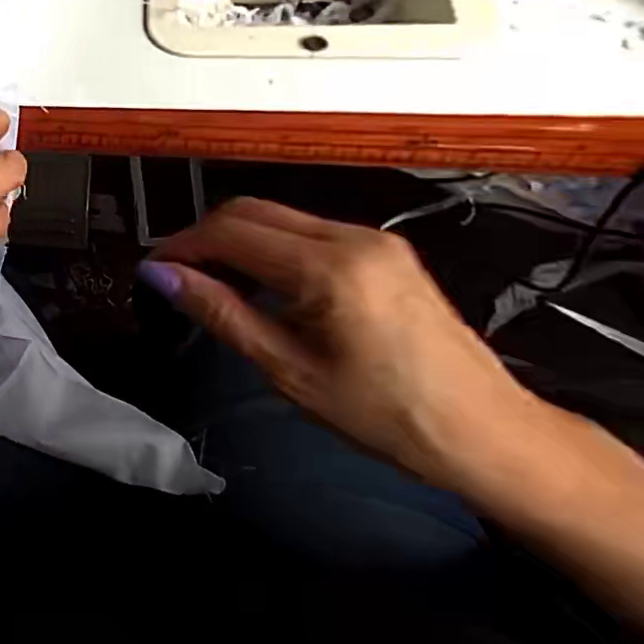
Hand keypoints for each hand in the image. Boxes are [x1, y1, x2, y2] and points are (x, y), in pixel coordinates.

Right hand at [142, 198, 543, 486]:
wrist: (489, 433)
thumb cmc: (385, 416)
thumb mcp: (289, 370)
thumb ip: (221, 313)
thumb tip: (163, 276)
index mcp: (328, 268)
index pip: (230, 232)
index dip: (182, 245)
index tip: (153, 270)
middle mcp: (351, 236)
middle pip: (252, 210)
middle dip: (204, 235)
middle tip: (175, 275)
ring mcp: (373, 238)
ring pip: (279, 216)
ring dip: (235, 239)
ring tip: (210, 281)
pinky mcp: (385, 249)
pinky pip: (308, 231)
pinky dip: (270, 246)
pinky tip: (259, 281)